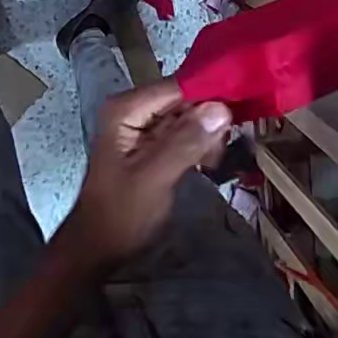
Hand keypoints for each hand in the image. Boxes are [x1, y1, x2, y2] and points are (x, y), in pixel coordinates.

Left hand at [52, 78, 231, 274]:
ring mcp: (145, 125)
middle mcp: (135, 108)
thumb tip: (222, 108)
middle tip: (222, 146)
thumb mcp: (155, 178)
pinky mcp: (155, 142)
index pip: (179, 86)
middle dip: (211, 117)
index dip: (211, 95)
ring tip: (213, 159)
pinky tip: (207, 161)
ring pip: (191, 114)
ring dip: (209, 133)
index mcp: (127, 108)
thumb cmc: (121, 215)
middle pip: (187, 98)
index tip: (240, 110)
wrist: (98, 251)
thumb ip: (186, 142)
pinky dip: (202, 142)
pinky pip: (187, 130)